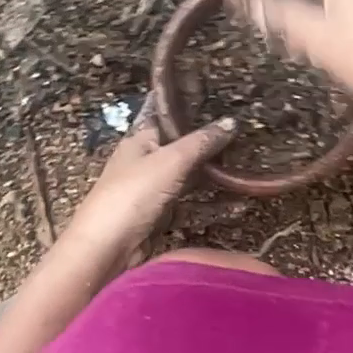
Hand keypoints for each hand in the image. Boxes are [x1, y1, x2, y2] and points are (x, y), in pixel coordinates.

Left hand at [61, 96, 237, 260]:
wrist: (106, 249)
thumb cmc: (133, 194)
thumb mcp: (170, 160)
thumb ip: (201, 142)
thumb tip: (232, 120)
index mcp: (140, 140)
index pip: (168, 116)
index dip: (193, 109)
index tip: (225, 103)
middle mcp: (145, 161)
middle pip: (181, 147)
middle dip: (208, 143)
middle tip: (244, 134)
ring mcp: (152, 190)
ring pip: (187, 175)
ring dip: (210, 173)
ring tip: (245, 163)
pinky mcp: (159, 215)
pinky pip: (188, 202)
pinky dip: (208, 201)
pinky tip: (233, 197)